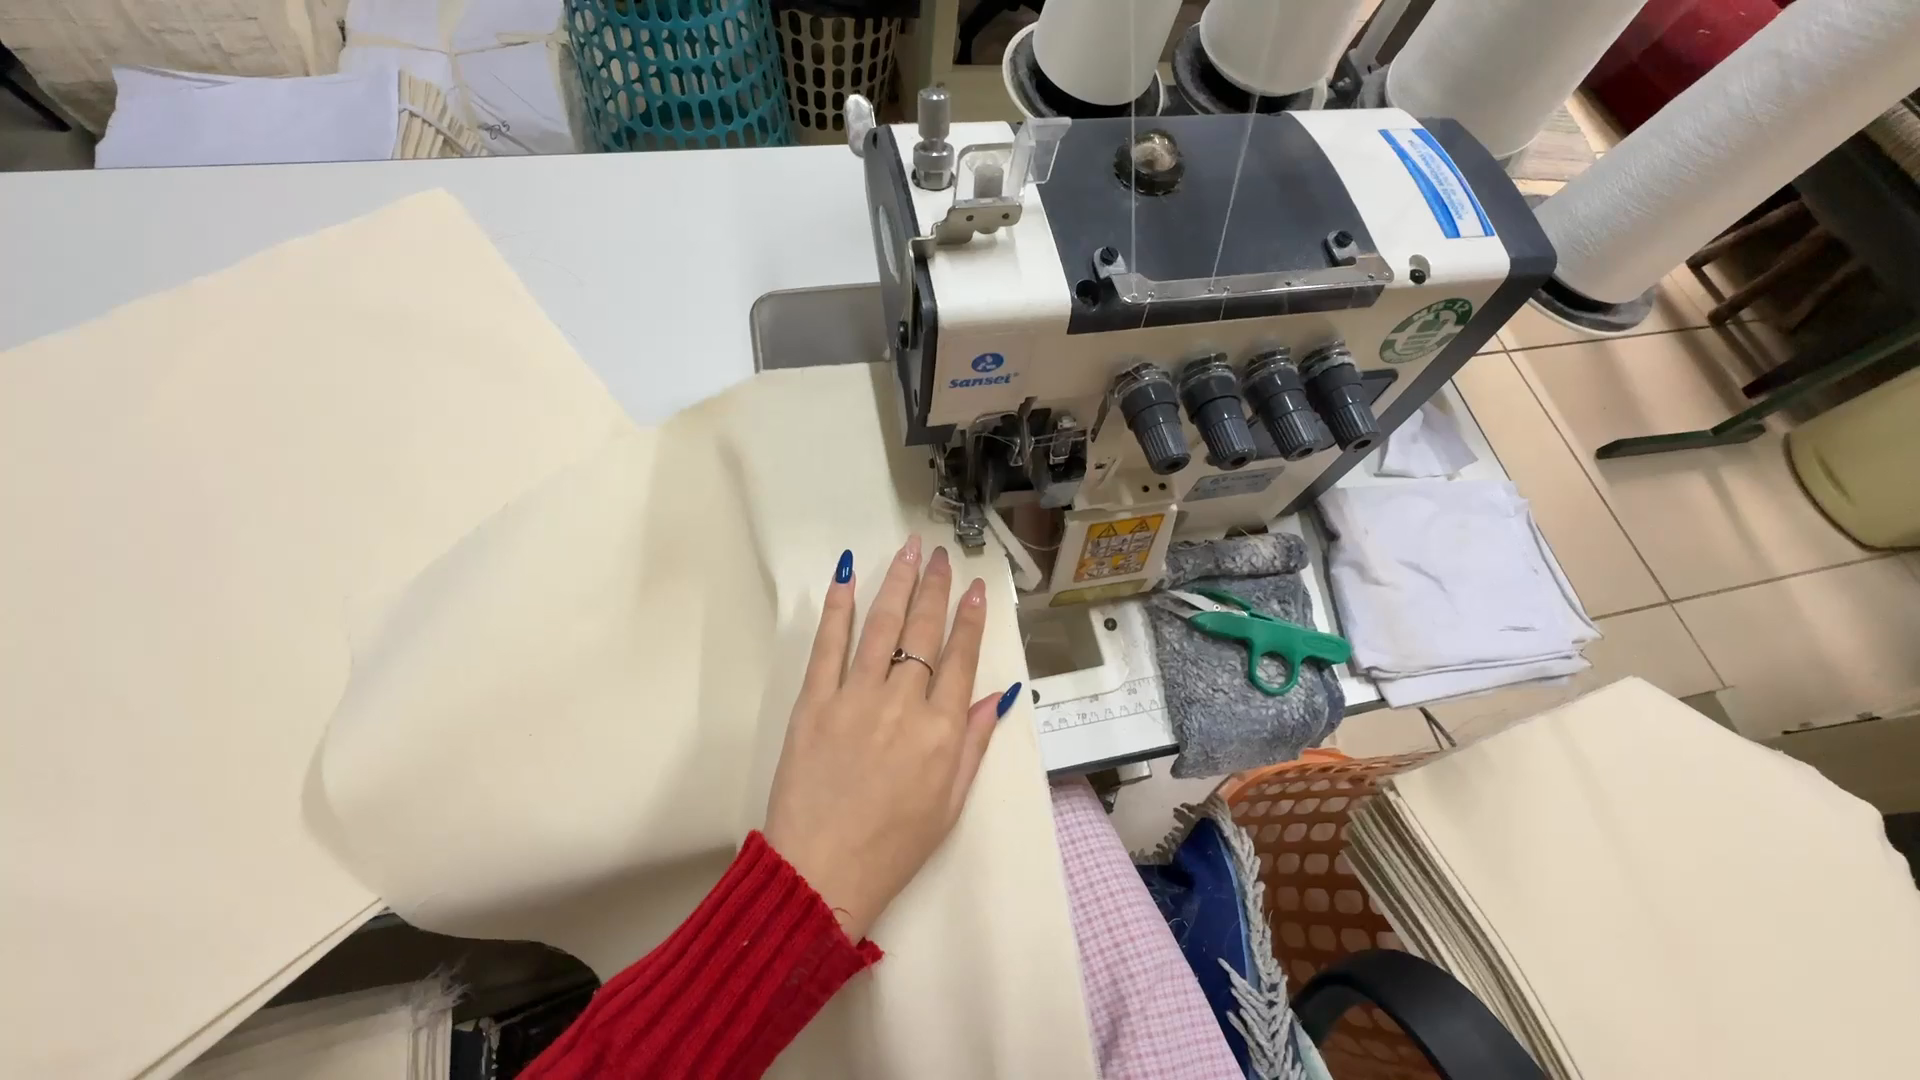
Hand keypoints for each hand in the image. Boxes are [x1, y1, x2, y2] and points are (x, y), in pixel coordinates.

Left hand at [762, 535, 1020, 941]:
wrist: (820, 873)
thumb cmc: (893, 847)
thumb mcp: (951, 803)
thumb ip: (974, 744)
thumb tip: (998, 694)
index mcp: (942, 731)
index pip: (961, 657)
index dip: (970, 617)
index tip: (974, 586)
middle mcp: (903, 704)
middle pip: (923, 631)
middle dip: (936, 587)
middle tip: (941, 555)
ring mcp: (855, 699)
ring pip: (882, 626)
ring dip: (898, 582)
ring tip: (909, 550)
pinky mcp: (814, 703)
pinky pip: (828, 645)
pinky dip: (839, 608)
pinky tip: (847, 576)